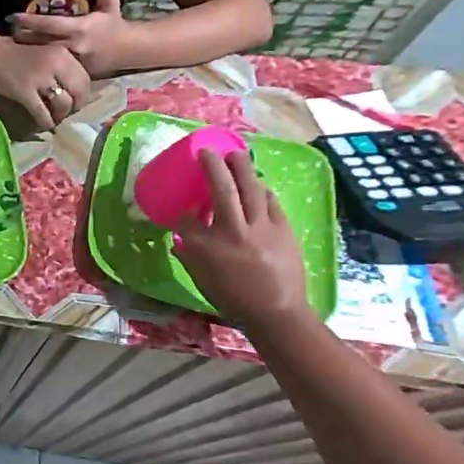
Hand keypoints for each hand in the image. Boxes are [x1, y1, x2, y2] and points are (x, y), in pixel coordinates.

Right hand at [0, 39, 91, 127]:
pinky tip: (44, 124)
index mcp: (63, 54)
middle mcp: (55, 64)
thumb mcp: (48, 55)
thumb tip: (79, 96)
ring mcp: (40, 78)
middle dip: (75, 108)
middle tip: (67, 113)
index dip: (83, 96)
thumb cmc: (21, 55)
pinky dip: (46, 122)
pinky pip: (43, 113)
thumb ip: (64, 70)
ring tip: (55, 119)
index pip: (85, 80)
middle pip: (78, 94)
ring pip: (63, 105)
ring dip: (60, 116)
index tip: (75, 103)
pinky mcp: (25, 92)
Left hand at [8, 0, 133, 75]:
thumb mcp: (111, 5)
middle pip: (41, 43)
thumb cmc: (116, 27)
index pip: (50, 24)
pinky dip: (39, 60)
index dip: (31, 21)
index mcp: (80, 29)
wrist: (127, 52)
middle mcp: (73, 47)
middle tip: (7, 29)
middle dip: (23, 36)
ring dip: (28, 49)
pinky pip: (52, 66)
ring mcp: (71, 62)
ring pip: (44, 56)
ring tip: (11, 42)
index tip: (14, 16)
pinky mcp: (72, 72)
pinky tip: (26, 56)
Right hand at [173, 149, 310, 330]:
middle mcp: (232, 231)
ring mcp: (260, 227)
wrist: (276, 311)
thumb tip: (180, 242)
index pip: (187, 221)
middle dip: (212, 166)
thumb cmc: (235, 301)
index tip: (183, 211)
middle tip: (207, 152)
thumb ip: (190, 258)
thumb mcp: (204, 281)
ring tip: (235, 155)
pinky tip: (259, 185)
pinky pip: (271, 201)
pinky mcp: (282, 228)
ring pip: (250, 187)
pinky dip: (263, 191)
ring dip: (241, 167)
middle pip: (221, 189)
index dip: (182, 214)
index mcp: (208, 247)